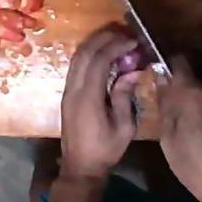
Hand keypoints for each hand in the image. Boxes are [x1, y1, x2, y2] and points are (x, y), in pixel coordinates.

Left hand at [58, 28, 143, 180]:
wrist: (81, 166)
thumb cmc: (105, 149)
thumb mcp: (123, 126)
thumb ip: (124, 96)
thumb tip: (132, 71)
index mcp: (88, 98)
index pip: (98, 61)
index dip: (116, 46)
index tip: (133, 42)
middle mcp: (73, 90)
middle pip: (84, 53)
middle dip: (104, 39)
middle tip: (125, 35)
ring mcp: (68, 92)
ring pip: (77, 58)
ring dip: (95, 45)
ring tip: (116, 41)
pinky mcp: (68, 95)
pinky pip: (76, 67)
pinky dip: (90, 56)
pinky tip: (105, 56)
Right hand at [157, 57, 201, 201]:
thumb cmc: (197, 166)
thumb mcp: (169, 140)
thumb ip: (165, 108)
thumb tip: (161, 84)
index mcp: (192, 91)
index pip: (177, 62)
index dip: (165, 69)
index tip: (156, 82)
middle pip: (191, 84)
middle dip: (180, 96)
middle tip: (168, 117)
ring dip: (194, 109)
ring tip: (185, 133)